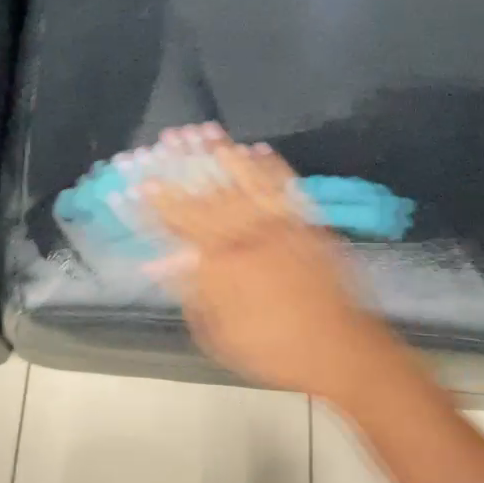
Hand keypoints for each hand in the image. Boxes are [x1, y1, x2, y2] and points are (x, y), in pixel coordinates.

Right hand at [140, 126, 400, 400]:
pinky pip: (287, 188)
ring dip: (225, 155)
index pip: (182, 224)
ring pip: (248, 181)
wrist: (341, 350)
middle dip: (186, 165)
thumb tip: (163, 264)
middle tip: (169, 139)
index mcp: (223, 263)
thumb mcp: (220, 333)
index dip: (160, 203)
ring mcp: (282, 226)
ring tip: (208, 132)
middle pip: (210, 194)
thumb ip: (192, 293)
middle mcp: (249, 235)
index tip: (142, 184)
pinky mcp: (309, 224)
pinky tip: (260, 150)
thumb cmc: (274, 351)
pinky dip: (272, 166)